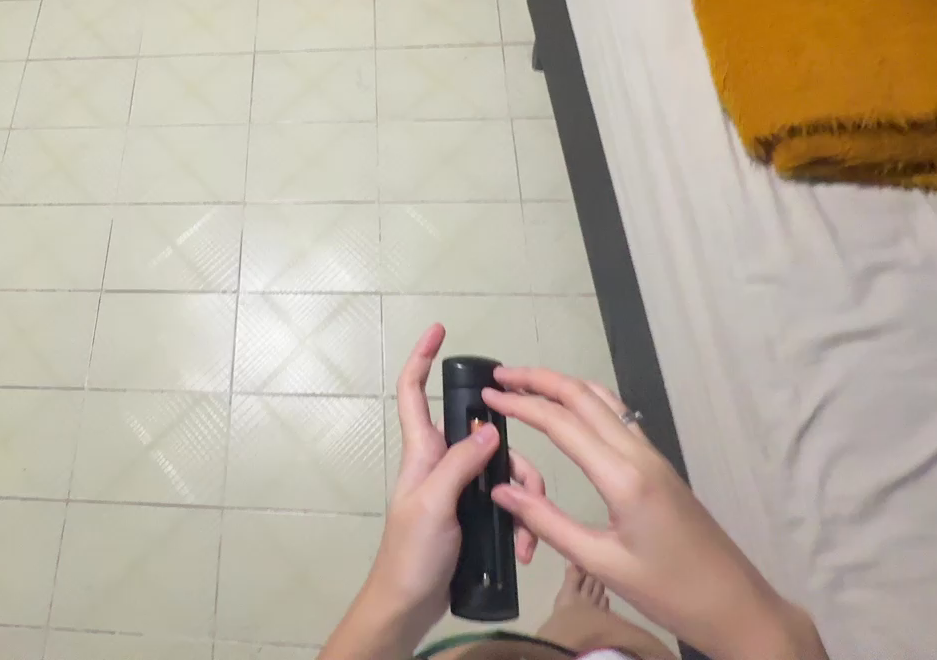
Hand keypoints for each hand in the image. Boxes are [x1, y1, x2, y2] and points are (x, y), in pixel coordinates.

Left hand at [319, 324, 546, 659]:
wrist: (410, 605)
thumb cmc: (411, 553)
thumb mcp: (434, 504)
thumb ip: (459, 464)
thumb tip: (490, 429)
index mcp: (422, 451)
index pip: (414, 391)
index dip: (421, 357)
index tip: (437, 330)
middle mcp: (440, 461)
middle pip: (482, 434)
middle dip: (511, 455)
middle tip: (524, 486)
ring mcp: (457, 487)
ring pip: (501, 469)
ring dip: (522, 498)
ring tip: (527, 533)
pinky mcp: (472, 513)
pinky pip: (505, 502)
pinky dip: (520, 521)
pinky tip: (524, 547)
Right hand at [484, 368, 826, 659]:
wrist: (741, 609)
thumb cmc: (671, 593)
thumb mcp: (602, 565)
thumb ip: (547, 522)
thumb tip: (501, 489)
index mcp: (622, 476)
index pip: (560, 422)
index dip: (520, 404)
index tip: (488, 394)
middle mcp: (637, 453)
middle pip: (581, 396)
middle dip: (537, 379)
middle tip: (499, 375)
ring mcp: (651, 454)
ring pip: (601, 399)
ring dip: (561, 384)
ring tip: (526, 383)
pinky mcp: (657, 463)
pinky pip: (616, 414)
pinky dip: (584, 398)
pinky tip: (569, 407)